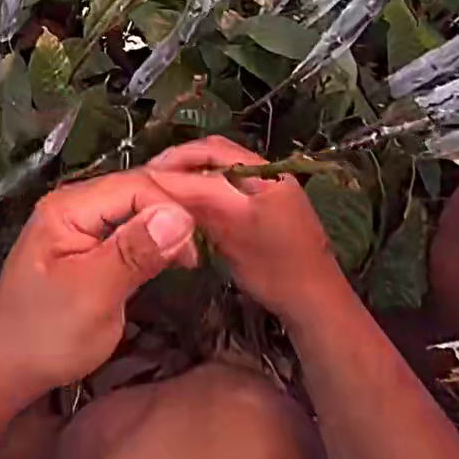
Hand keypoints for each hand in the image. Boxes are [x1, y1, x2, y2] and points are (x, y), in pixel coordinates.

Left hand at [0, 171, 195, 394]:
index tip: (201, 246)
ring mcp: (77, 225)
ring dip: (166, 224)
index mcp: (67, 208)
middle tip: (210, 245)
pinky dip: (152, 238)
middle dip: (175, 209)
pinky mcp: (86, 246)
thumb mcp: (94, 293)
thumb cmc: (46, 332)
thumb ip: (134, 252)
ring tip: (197, 253)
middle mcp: (72, 206)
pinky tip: (174, 255)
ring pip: (133, 208)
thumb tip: (179, 215)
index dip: (174, 206)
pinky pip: (126, 229)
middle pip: (134, 190)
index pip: (134, 185)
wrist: (8, 362)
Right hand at [144, 136, 350, 320]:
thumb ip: (199, 200)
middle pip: (211, 154)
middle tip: (147, 177)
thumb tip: (155, 180)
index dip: (174, 161)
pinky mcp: (257, 208)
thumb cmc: (276, 269)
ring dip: (185, 174)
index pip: (210, 152)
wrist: (314, 307)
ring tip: (158, 188)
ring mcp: (263, 190)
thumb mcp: (234, 231)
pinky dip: (197, 187)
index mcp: (266, 173)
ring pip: (214, 169)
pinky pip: (221, 186)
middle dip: (177, 162)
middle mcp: (265, 174)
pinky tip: (180, 202)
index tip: (144, 176)